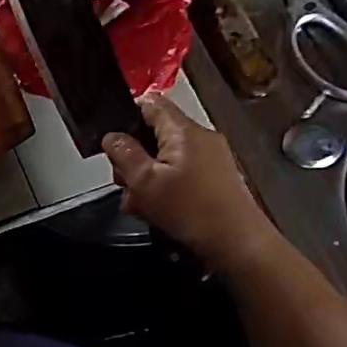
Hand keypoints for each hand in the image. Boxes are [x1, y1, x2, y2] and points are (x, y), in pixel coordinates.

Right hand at [102, 93, 280, 270]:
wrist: (235, 241)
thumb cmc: (187, 208)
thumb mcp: (143, 180)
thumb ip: (123, 153)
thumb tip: (112, 136)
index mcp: (184, 132)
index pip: (152, 104)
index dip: (127, 115)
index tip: (112, 141)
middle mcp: (201, 138)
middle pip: (154, 133)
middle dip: (132, 155)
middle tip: (124, 182)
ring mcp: (210, 157)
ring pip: (163, 156)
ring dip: (144, 176)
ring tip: (138, 202)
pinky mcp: (214, 176)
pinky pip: (178, 171)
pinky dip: (162, 185)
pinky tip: (154, 207)